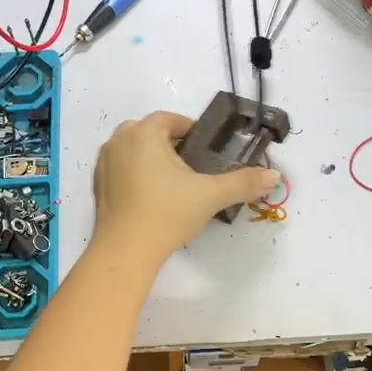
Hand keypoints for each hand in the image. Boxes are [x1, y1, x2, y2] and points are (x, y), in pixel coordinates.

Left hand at [91, 111, 278, 262]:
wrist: (126, 250)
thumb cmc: (167, 213)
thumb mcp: (211, 195)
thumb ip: (243, 182)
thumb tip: (274, 176)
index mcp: (144, 132)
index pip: (170, 119)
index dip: (190, 130)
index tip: (205, 148)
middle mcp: (119, 140)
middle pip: (149, 132)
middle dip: (169, 144)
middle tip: (191, 167)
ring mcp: (104, 163)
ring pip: (132, 151)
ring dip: (150, 159)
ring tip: (173, 184)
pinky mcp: (97, 186)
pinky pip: (120, 170)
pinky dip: (135, 176)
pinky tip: (151, 199)